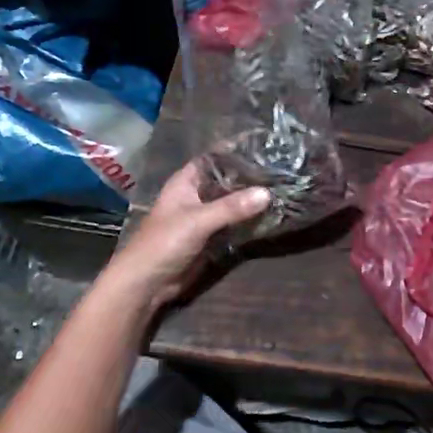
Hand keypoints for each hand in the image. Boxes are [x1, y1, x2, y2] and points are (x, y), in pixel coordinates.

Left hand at [102, 160, 269, 311]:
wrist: (148, 283)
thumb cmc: (164, 243)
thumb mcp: (198, 221)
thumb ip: (231, 207)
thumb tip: (267, 193)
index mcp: (185, 182)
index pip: (214, 160)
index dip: (235, 153)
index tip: (265, 148)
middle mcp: (196, 195)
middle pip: (226, 182)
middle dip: (250, 178)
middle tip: (283, 169)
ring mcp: (204, 218)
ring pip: (232, 204)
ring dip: (252, 200)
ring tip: (284, 188)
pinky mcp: (211, 238)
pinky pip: (234, 225)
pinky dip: (249, 221)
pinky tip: (273, 214)